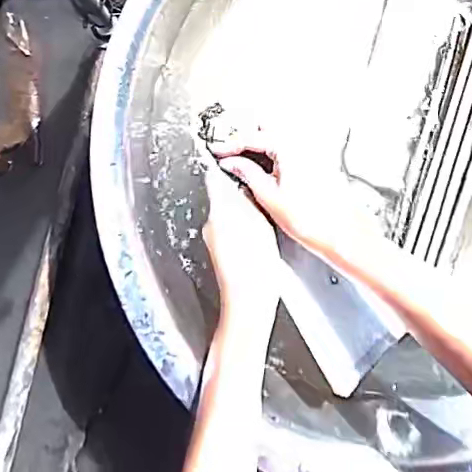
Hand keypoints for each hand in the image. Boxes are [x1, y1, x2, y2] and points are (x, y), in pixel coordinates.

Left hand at [200, 167, 279, 319]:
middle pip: (222, 196)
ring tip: (260, 227)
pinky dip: (239, 232)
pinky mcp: (218, 254)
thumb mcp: (261, 224)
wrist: (248, 304)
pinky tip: (255, 244)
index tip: (236, 167)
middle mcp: (210, 223)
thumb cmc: (256, 267)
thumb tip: (243, 185)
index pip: (214, 178)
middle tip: (259, 202)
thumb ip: (249, 200)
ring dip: (240, 215)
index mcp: (219, 210)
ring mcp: (212, 240)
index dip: (226, 170)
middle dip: (238, 196)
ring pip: (226, 215)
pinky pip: (227, 232)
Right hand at [208, 124, 355, 256]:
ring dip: (255, 140)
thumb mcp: (269, 196)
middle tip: (225, 147)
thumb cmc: (312, 220)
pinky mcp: (312, 160)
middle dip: (242, 133)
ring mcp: (307, 149)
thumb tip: (231, 163)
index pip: (250, 136)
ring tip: (238, 156)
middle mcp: (299, 142)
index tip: (216, 151)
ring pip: (274, 134)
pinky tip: (259, 164)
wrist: (342, 234)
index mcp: (287, 147)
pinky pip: (284, 145)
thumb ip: (247, 173)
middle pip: (263, 125)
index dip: (229, 143)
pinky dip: (268, 149)